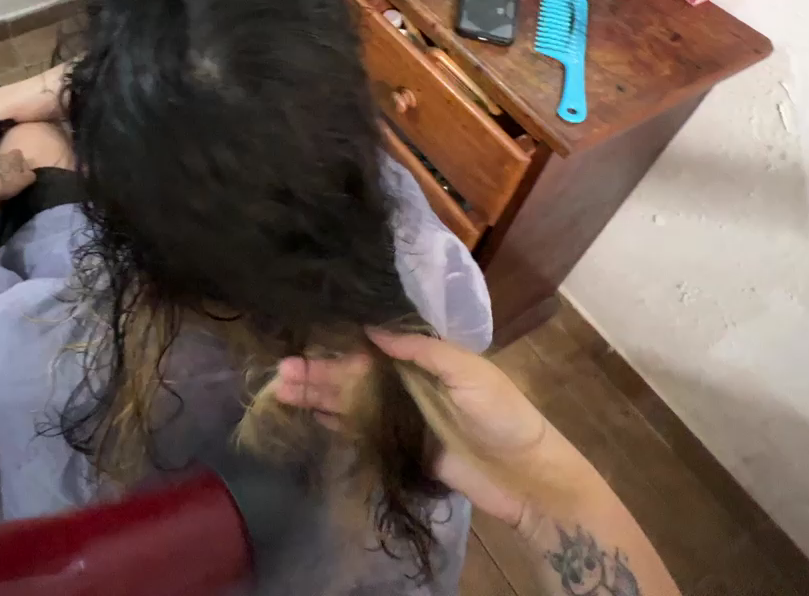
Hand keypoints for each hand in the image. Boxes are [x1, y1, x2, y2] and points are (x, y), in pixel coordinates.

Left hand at [0, 148, 36, 204]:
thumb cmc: (7, 182)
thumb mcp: (24, 181)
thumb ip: (30, 175)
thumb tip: (31, 174)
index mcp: (13, 155)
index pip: (20, 154)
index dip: (22, 163)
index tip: (22, 173)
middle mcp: (1, 154)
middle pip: (8, 159)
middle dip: (10, 166)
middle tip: (12, 178)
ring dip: (0, 171)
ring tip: (1, 183)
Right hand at [273, 330, 549, 526]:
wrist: (528, 479)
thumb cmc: (503, 415)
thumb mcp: (468, 371)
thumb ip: (420, 349)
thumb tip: (371, 327)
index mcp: (419, 358)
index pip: (369, 344)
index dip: (338, 341)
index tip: (305, 335)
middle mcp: (402, 382)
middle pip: (352, 374)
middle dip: (317, 371)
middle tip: (280, 370)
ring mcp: (398, 417)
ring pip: (349, 401)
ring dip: (316, 395)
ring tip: (281, 389)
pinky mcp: (398, 448)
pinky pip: (359, 431)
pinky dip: (332, 422)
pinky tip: (306, 414)